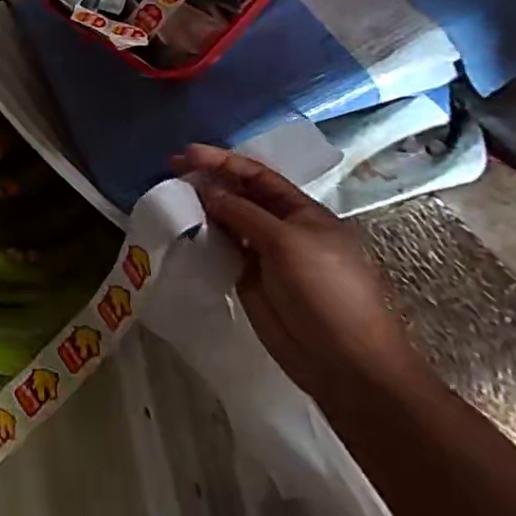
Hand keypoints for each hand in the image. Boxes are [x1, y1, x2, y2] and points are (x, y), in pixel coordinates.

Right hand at [174, 144, 420, 401]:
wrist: (345, 363)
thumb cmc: (326, 291)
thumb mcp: (287, 242)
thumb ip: (244, 213)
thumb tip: (207, 190)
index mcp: (300, 210)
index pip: (257, 175)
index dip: (223, 161)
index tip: (189, 153)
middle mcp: (280, 227)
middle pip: (239, 195)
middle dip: (208, 179)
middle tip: (172, 168)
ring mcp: (264, 256)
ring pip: (228, 222)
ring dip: (202, 208)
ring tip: (170, 196)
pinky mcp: (249, 282)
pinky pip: (223, 252)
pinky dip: (204, 239)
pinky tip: (182, 230)